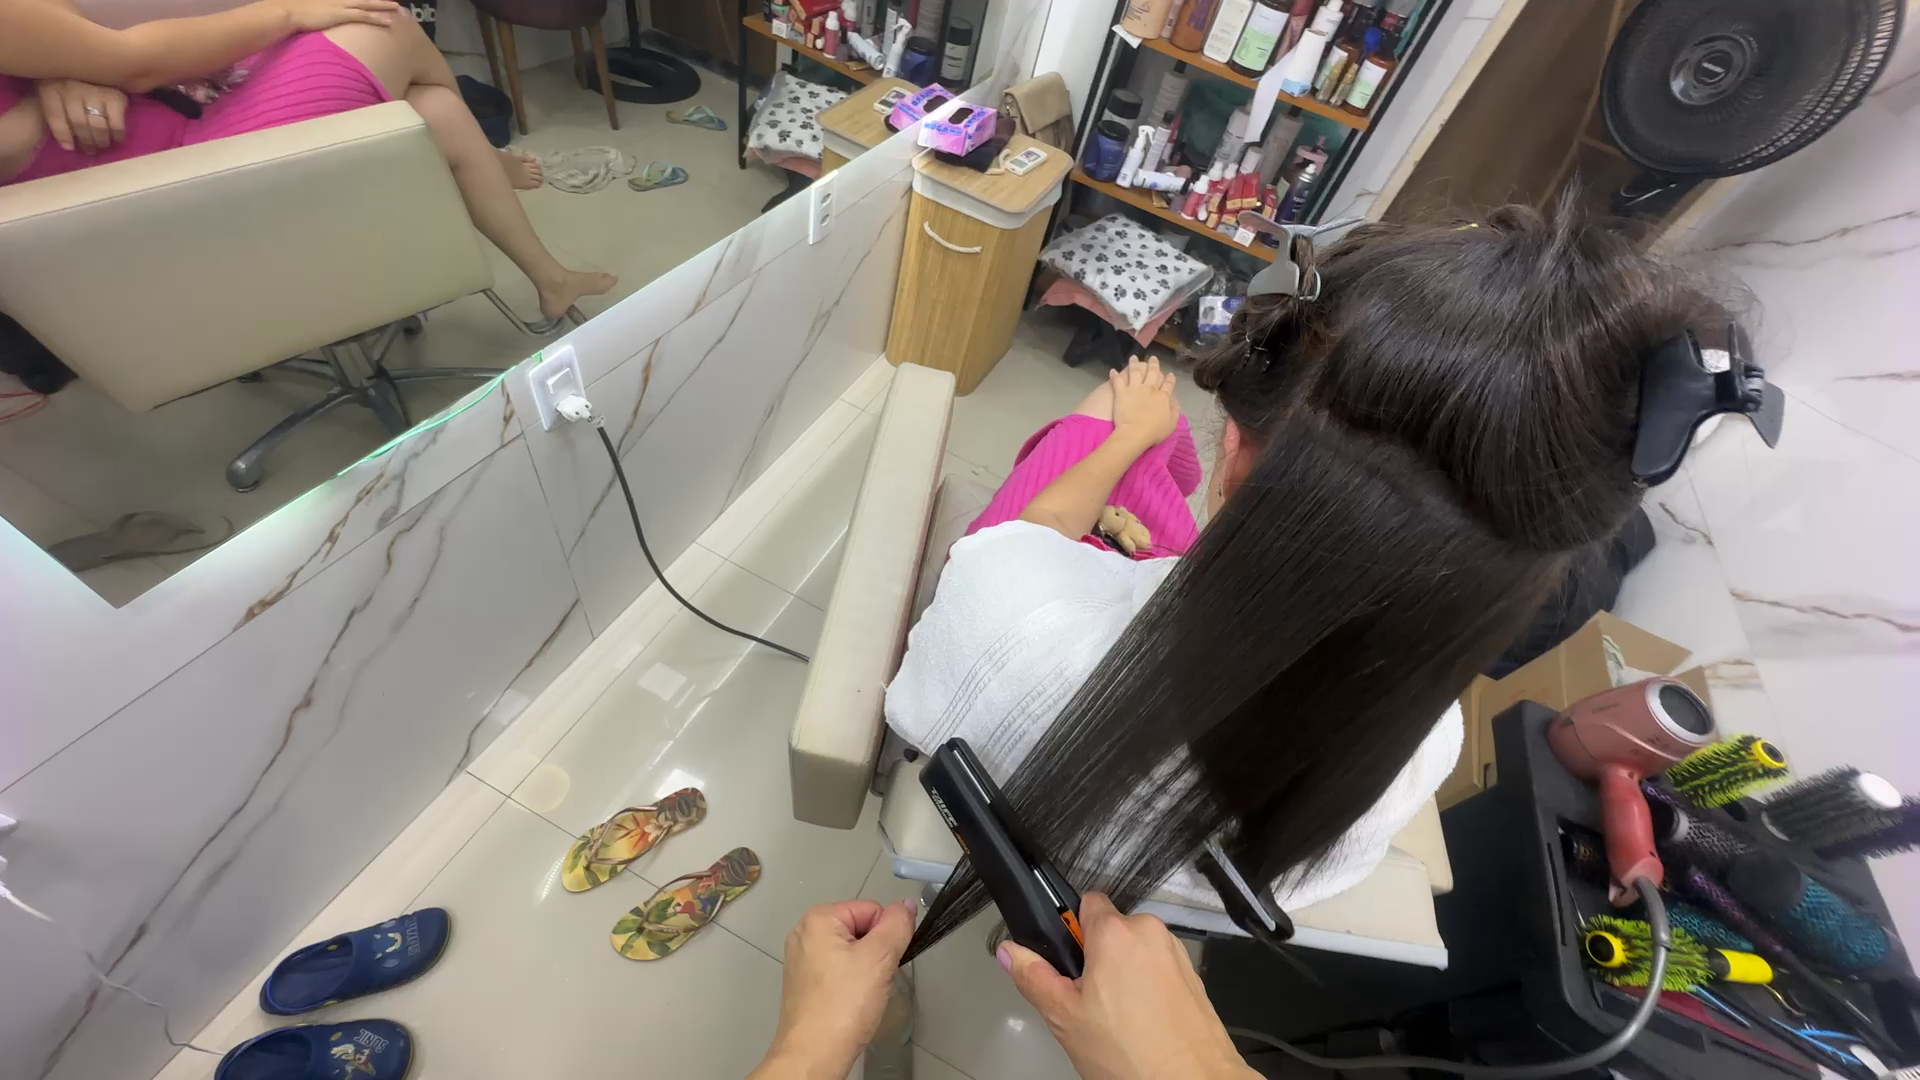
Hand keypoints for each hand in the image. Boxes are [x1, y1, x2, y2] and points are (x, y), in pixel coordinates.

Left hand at [35, 80, 126, 154]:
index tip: (69, 148)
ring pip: (97, 125)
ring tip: (103, 147)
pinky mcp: (115, 98)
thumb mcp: (50, 88)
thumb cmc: (68, 80)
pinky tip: (117, 140)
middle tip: (90, 151)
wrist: (94, 64)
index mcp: (49, 86)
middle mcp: (70, 88)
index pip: (53, 114)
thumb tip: (63, 132)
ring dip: (101, 140)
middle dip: (85, 141)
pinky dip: (118, 135)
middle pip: (78, 122)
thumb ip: (53, 105)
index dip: (61, 133)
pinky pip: (117, 123)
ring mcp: (94, 92)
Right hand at [277, 0, 399, 31]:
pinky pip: (364, 16)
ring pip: (366, 4)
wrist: (286, 12)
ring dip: (383, 6)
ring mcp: (339, 5)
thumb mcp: (312, 7)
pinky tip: (390, 22)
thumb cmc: (295, 11)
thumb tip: (329, 16)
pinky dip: (377, 18)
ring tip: (397, 8)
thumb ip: (324, 11)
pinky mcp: (340, 14)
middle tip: (394, 2)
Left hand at [752, 899, 916, 1079]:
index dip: (885, 937)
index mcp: (819, 918)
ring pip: (851, 953)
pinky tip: (850, 1004)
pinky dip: (850, 985)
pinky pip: (838, 972)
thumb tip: (906, 905)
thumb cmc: (843, 1006)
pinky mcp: (803, 984)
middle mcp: (805, 933)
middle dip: (875, 955)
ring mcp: (801, 960)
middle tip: (872, 982)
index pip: (872, 910)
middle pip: (861, 930)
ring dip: (865, 971)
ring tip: (861, 996)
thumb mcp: (880, 958)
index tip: (882, 964)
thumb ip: (898, 925)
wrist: (813, 1059)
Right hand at [1000, 893, 1256, 1079]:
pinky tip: (1145, 1023)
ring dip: (1126, 971)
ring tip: (1120, 1018)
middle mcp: (1147, 931)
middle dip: (1099, 956)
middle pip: (1112, 928)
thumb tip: (1011, 952)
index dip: (1074, 929)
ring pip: (1136, 949)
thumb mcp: (1067, 1018)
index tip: (1071, 959)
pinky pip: (1160, 968)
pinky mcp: (1193, 975)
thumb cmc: (1133, 1057)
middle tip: (1092, 999)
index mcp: (1114, 933)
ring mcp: (1174, 952)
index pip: (1086, 902)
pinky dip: (1151, 986)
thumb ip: (1035, 977)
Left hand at [1108, 356, 1180, 450]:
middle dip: (1153, 364)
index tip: (1170, 374)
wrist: (1135, 433)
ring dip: (1134, 363)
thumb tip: (1175, 401)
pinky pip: (1117, 380)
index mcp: (1163, 396)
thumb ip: (1175, 411)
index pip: (1169, 384)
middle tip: (1153, 358)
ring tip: (1133, 357)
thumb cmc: (1154, 432)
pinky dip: (1114, 375)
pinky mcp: (1121, 392)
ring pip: (1135, 371)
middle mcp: (1150, 388)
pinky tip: (1112, 370)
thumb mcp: (1172, 424)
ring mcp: (1135, 388)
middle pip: (1152, 373)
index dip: (1170, 378)